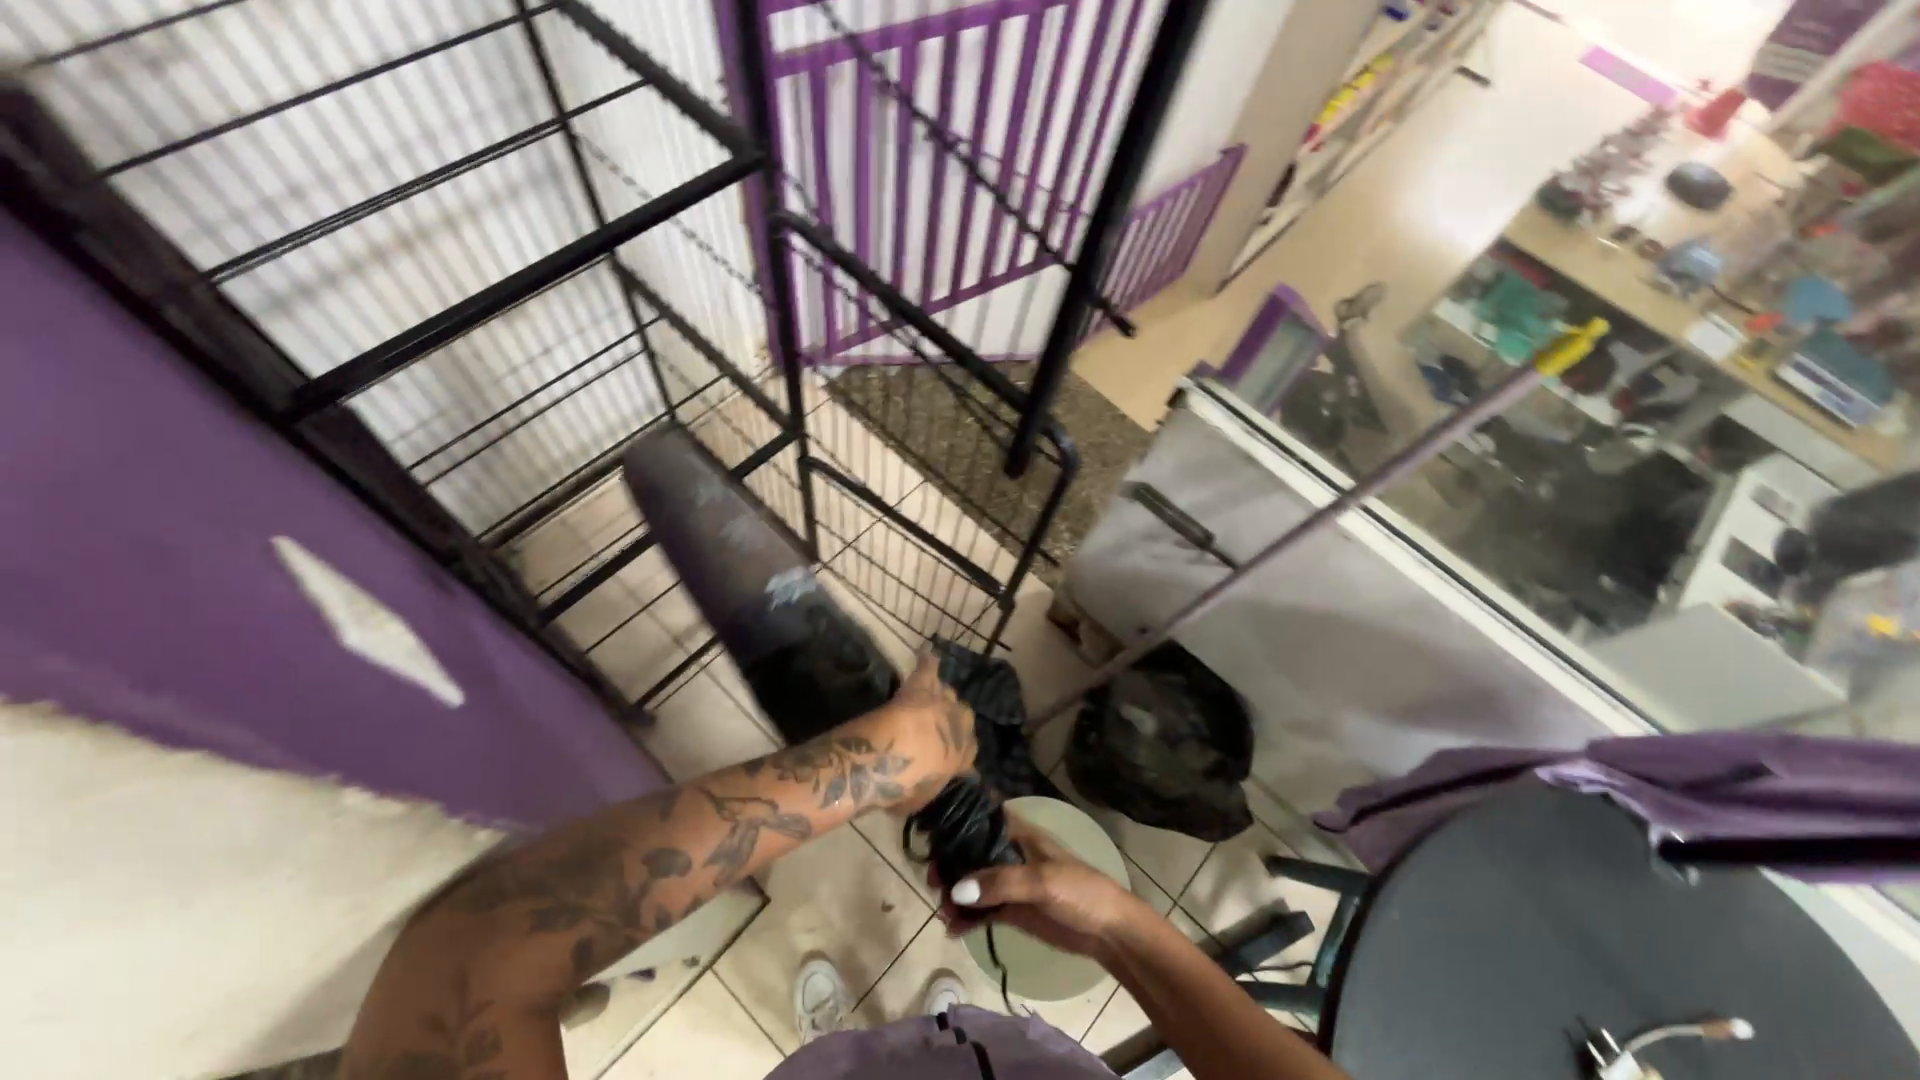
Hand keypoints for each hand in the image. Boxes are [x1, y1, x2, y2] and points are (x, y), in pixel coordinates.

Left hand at [868, 653, 976, 814]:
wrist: (889, 760)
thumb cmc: (905, 787)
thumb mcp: (923, 797)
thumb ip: (931, 784)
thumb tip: (930, 783)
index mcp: (964, 755)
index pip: (968, 749)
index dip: (954, 749)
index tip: (941, 754)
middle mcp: (961, 725)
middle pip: (961, 717)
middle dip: (949, 722)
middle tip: (929, 729)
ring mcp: (943, 703)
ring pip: (947, 693)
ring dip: (937, 699)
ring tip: (924, 703)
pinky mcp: (923, 686)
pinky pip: (929, 669)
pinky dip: (927, 663)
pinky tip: (926, 655)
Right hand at [934, 818, 1146, 960]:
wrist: (1108, 931)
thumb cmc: (1080, 892)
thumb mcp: (1042, 881)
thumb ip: (1000, 883)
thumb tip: (957, 891)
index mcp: (1019, 834)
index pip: (980, 819)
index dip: (956, 824)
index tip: (931, 836)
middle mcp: (1009, 853)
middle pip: (969, 852)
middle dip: (949, 865)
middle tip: (933, 883)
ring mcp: (1009, 882)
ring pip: (971, 882)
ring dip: (955, 895)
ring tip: (944, 913)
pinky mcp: (1011, 909)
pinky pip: (981, 910)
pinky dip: (966, 918)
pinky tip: (954, 930)